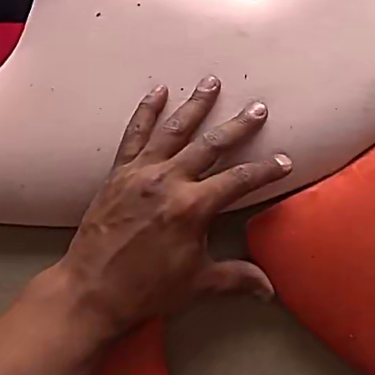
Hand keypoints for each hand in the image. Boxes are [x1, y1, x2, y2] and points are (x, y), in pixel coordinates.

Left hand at [50, 77, 292, 337]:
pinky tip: (157, 92)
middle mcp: (168, 182)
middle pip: (211, 145)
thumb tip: (268, 290)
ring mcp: (141, 174)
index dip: (265, 170)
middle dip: (238, 126)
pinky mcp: (119, 173)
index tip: (284, 161)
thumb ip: (236, 278)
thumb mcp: (197, 283)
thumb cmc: (145, 290)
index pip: (239, 180)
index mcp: (192, 208)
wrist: (90, 291)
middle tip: (257, 108)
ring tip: (211, 82)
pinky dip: (146, 111)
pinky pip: (134, 135)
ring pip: (174, 129)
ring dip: (195, 105)